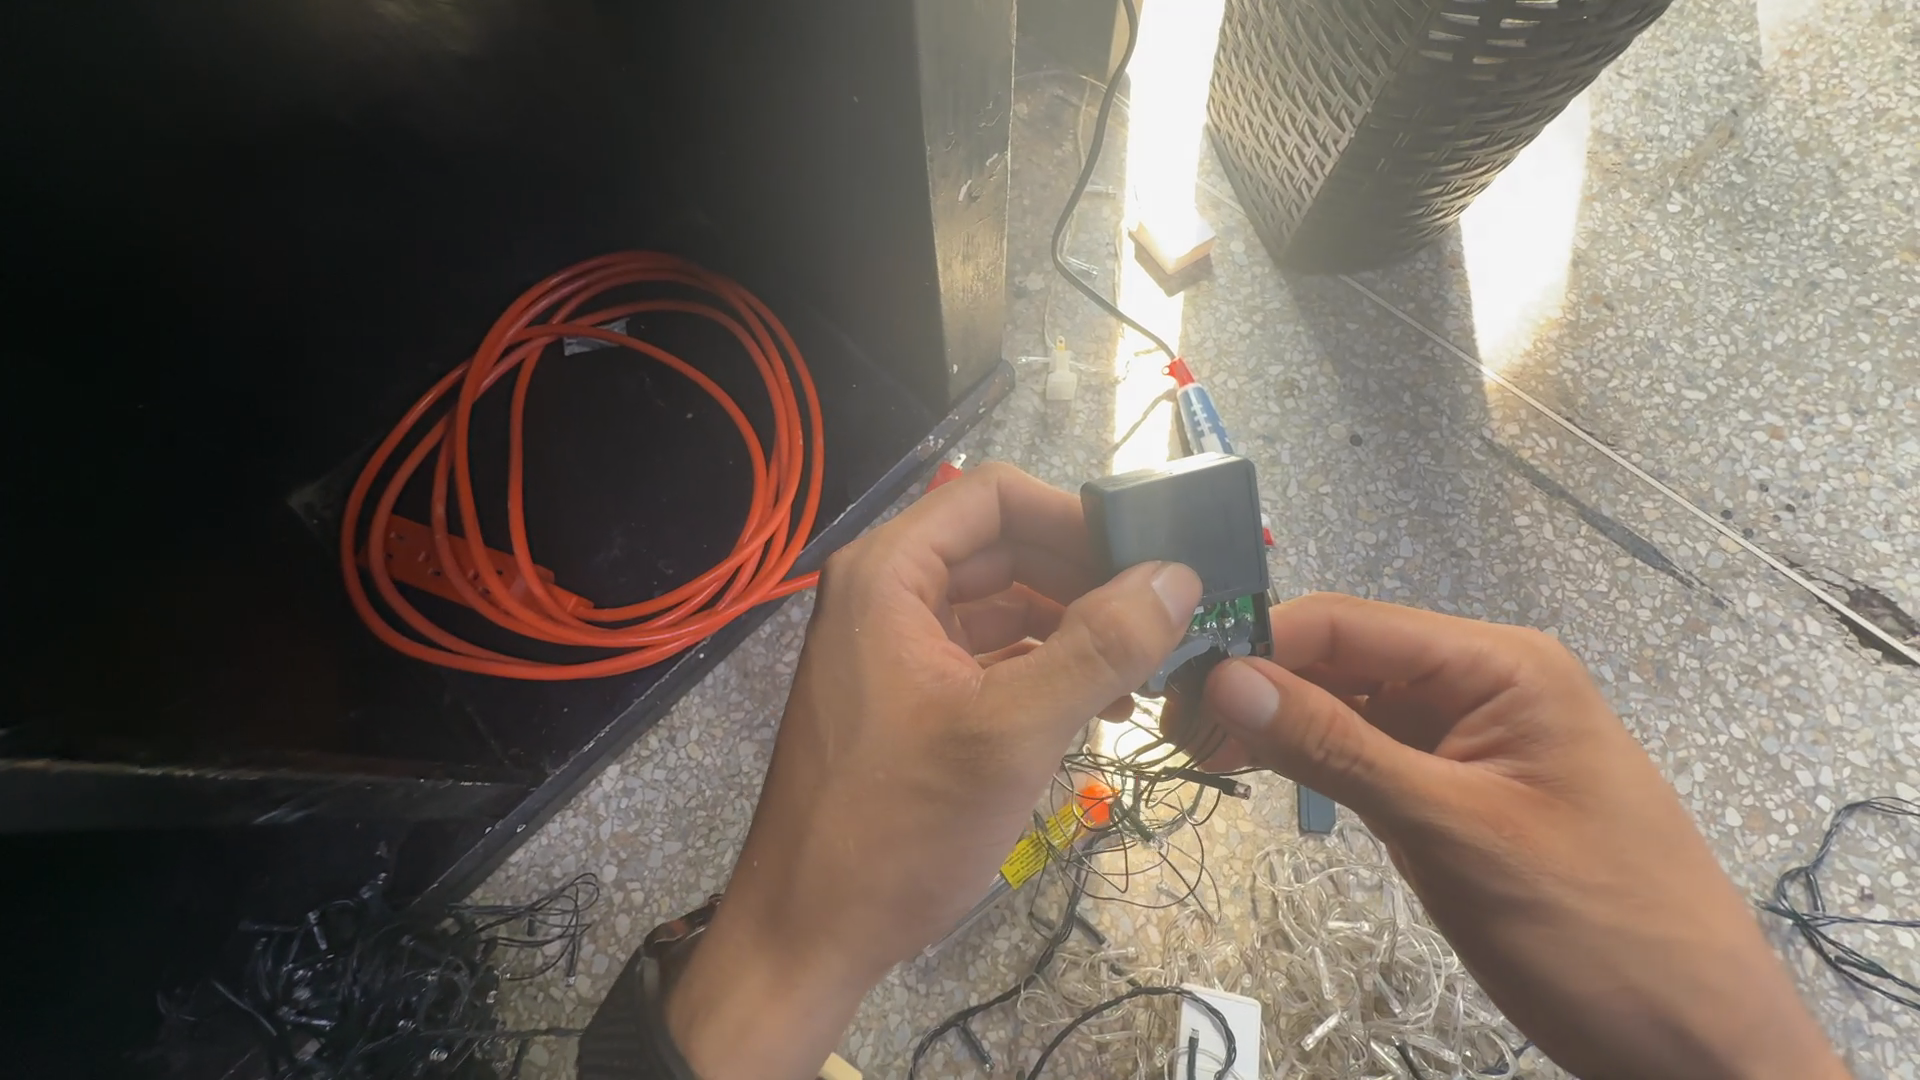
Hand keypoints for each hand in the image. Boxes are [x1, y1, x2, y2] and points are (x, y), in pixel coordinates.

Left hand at [666, 464, 1201, 1079]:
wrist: (809, 933)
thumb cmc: (898, 826)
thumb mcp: (1010, 733)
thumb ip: (1098, 646)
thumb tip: (1177, 578)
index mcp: (890, 573)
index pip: (994, 496)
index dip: (1073, 514)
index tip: (1145, 558)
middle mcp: (889, 591)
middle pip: (1003, 547)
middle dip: (1084, 575)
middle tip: (1161, 616)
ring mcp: (899, 643)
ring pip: (1003, 601)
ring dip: (1073, 623)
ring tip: (1144, 665)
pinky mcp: (914, 690)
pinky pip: (991, 652)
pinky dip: (1046, 664)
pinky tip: (1101, 700)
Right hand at [1198, 594, 1845, 1079]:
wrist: (1698, 1055)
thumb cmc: (1593, 930)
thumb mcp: (1451, 829)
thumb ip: (1332, 745)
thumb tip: (1224, 679)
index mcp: (1495, 664)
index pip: (1346, 624)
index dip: (1258, 643)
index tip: (1183, 683)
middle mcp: (1472, 680)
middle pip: (1336, 658)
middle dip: (1256, 687)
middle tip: (1182, 731)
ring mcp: (1455, 730)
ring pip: (1337, 701)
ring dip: (1272, 722)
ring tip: (1204, 752)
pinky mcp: (1440, 777)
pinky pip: (1354, 744)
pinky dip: (1301, 754)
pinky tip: (1253, 765)